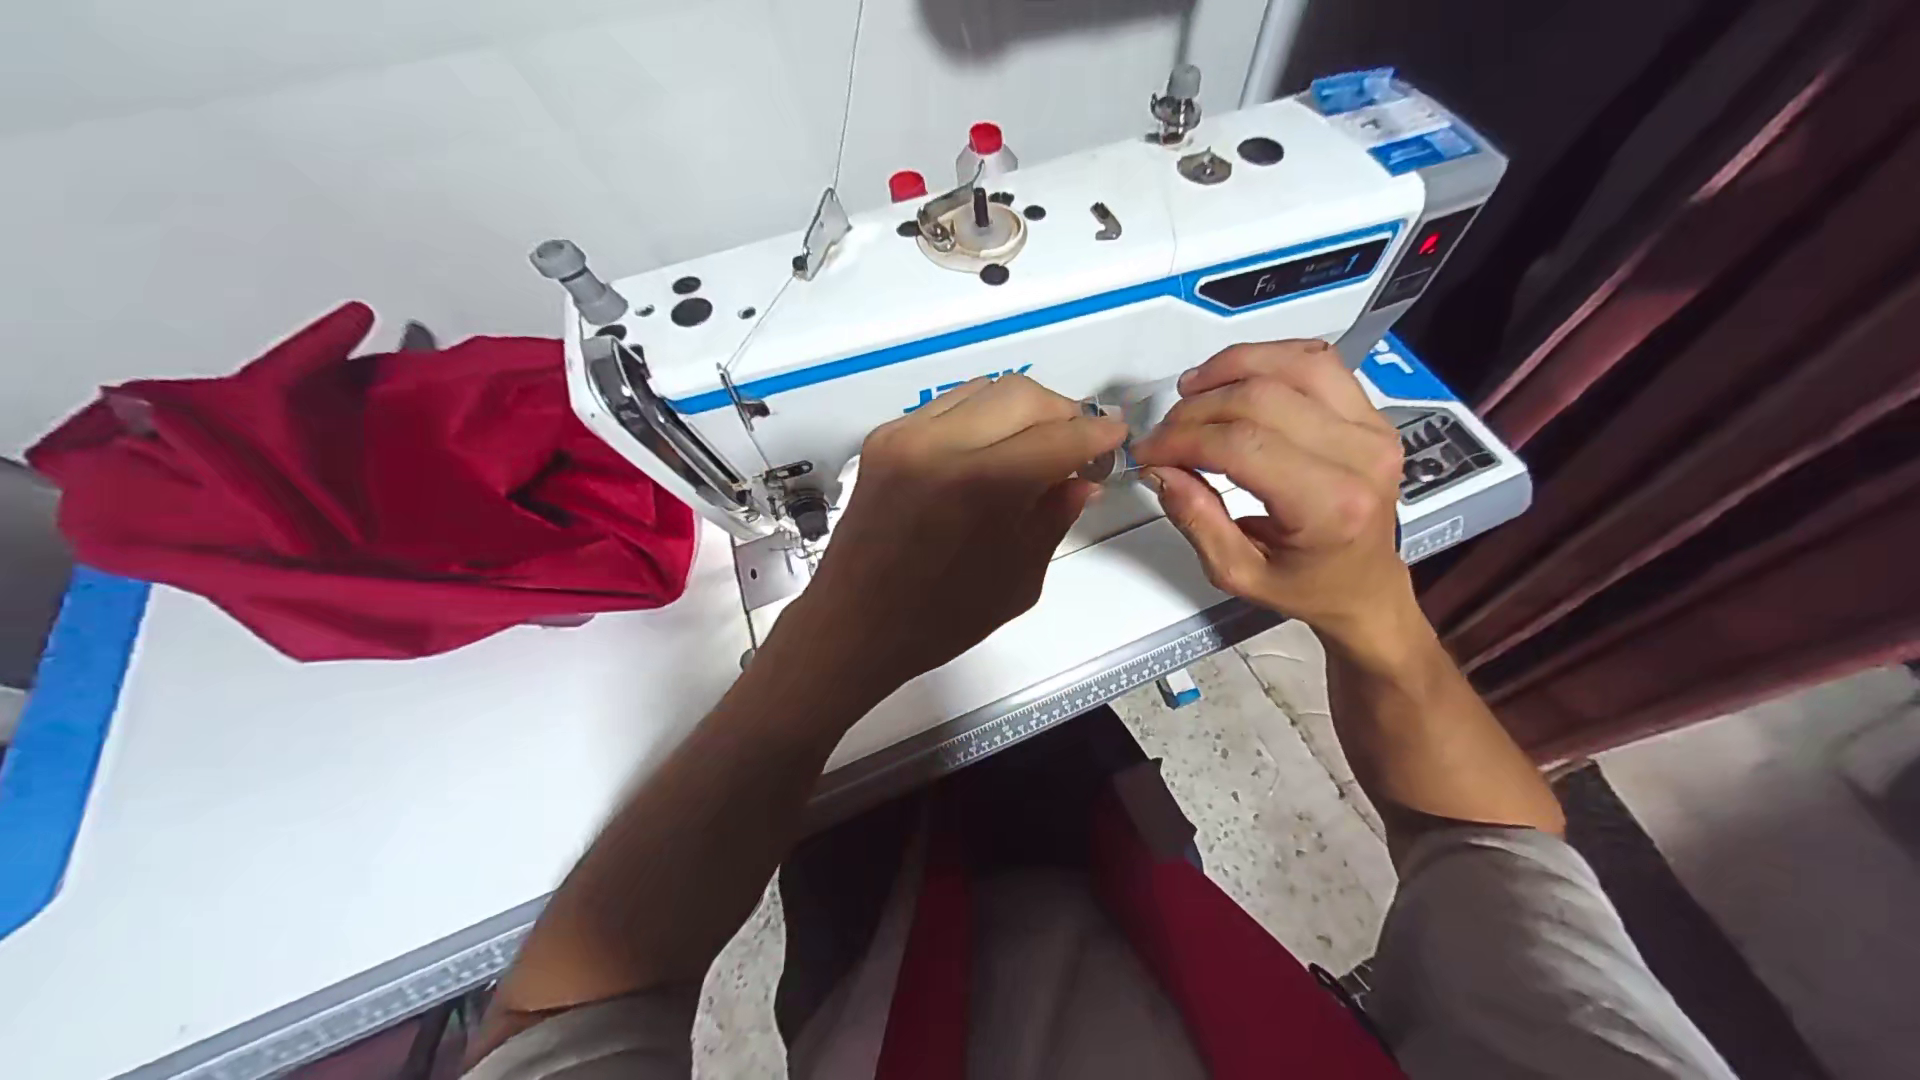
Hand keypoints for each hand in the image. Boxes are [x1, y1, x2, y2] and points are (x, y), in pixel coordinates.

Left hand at [778, 374, 1126, 690]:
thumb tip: (1082, 479)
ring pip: (983, 388)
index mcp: (982, 486)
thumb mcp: (1019, 579)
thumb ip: (1054, 516)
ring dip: (1021, 409)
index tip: (1116, 436)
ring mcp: (906, 435)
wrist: (854, 624)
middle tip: (1077, 443)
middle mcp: (942, 444)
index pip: (1059, 436)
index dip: (1097, 433)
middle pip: (1023, 394)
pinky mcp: (883, 438)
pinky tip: (989, 448)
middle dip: (1062, 412)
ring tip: (1035, 443)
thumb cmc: (941, 619)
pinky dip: (981, 416)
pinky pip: (947, 406)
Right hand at [1131, 340, 1416, 655]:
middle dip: (1195, 411)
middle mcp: (1360, 457)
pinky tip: (1233, 377)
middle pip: (1261, 399)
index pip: (1241, 446)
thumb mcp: (1236, 573)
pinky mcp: (1371, 413)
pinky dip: (1266, 359)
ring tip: (1191, 391)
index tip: (1148, 453)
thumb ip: (1195, 519)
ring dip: (1230, 369)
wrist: (1365, 586)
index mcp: (1329, 506)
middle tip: (1164, 435)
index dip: (1182, 440)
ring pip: (1292, 364)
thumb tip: (1158, 469)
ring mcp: (1373, 428)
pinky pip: (1316, 362)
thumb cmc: (1305, 588)